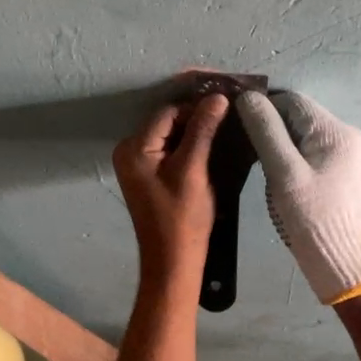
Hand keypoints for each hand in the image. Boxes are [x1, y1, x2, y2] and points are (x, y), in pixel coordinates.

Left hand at [112, 94, 229, 281]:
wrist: (173, 264)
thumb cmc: (181, 217)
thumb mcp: (193, 170)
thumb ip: (202, 130)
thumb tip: (217, 96)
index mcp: (133, 147)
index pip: (168, 112)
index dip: (197, 104)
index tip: (226, 99)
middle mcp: (130, 150)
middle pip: (168, 120)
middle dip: (197, 112)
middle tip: (229, 105)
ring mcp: (139, 163)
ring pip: (171, 133)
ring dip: (196, 127)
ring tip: (227, 119)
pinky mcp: (150, 174)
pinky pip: (171, 148)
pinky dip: (191, 143)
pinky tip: (214, 139)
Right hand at [235, 90, 360, 304]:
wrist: (342, 265)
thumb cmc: (311, 216)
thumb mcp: (283, 172)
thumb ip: (265, 130)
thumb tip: (248, 96)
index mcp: (337, 132)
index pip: (293, 100)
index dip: (263, 106)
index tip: (238, 123)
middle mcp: (347, 137)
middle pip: (299, 116)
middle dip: (270, 125)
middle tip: (243, 144)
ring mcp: (347, 157)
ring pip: (303, 135)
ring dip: (279, 142)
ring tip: (257, 162)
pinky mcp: (342, 174)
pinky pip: (311, 152)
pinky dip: (291, 156)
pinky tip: (277, 175)